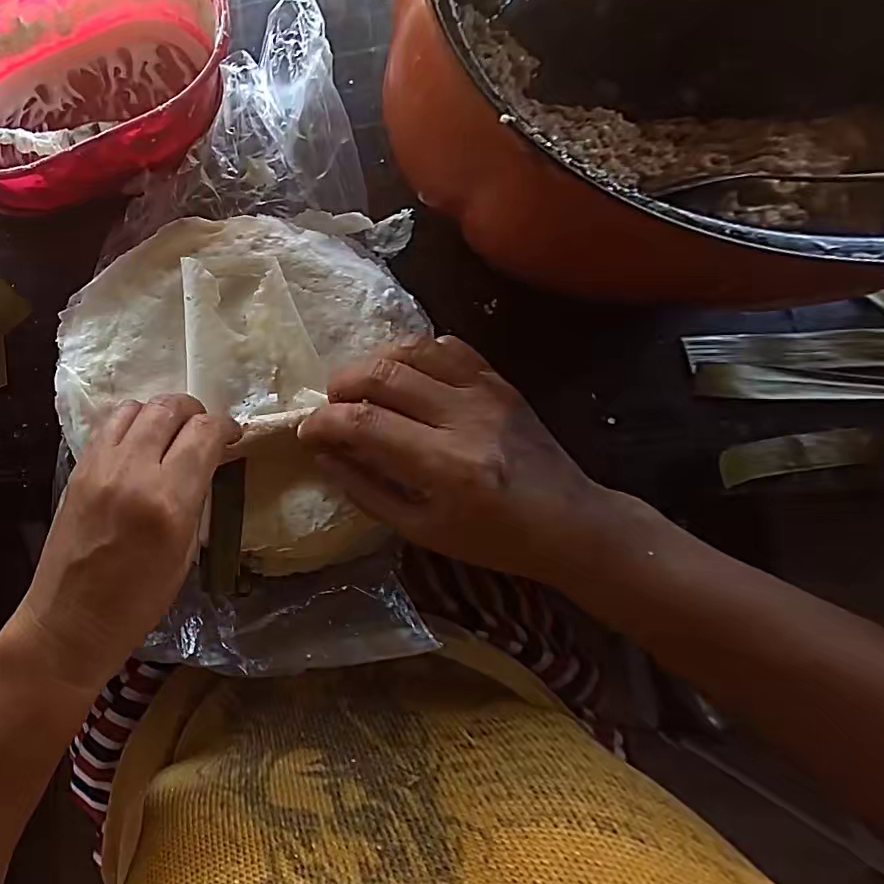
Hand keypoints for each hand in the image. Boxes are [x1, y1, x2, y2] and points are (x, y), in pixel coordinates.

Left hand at [1, 395, 237, 694]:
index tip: (232, 435)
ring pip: (134, 408)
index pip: (203, 434)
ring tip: (169, 432)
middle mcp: (132, 472)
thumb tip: (208, 461)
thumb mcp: (184, 553)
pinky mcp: (77, 468)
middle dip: (193, 410)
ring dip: (159, 412)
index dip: (224, 426)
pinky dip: (129, 423)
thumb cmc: (137, 601)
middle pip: (167, 409)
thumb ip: (195, 498)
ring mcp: (99, 466)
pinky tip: (138, 442)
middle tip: (202, 428)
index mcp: (167, 501)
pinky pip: (107, 426)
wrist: (70, 617)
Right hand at [297, 336, 629, 580]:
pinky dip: (411, 353)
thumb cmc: (492, 537)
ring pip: (409, 350)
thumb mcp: (418, 528)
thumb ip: (363, 488)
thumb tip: (322, 452)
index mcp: (445, 466)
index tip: (307, 433)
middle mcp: (465, 419)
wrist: (575, 525)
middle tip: (331, 408)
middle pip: (380, 375)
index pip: (363, 423)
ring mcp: (486, 393)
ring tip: (360, 390)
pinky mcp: (499, 382)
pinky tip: (401, 377)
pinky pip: (446, 346)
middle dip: (338, 386)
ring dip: (370, 364)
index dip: (322, 422)